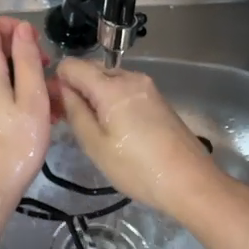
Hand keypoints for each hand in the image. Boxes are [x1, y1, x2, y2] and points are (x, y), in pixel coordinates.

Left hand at [0, 17, 53, 211]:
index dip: (12, 26)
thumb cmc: (16, 144)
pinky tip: (39, 113)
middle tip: (47, 72)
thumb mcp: (32, 99)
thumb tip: (23, 29)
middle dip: (22, 51)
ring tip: (50, 97)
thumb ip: (27, 60)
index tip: (37, 45)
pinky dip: (16, 91)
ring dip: (24, 75)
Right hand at [55, 58, 219, 214]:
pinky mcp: (158, 99)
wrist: (192, 183)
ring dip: (95, 96)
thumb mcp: (95, 145)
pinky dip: (113, 101)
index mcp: (111, 86)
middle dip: (76, 88)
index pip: (72, 65)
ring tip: (95, 129)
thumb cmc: (138, 168)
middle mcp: (130, 77)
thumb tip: (61, 89)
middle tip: (70, 120)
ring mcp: (147, 87)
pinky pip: (125, 90)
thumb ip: (74, 111)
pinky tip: (117, 129)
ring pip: (108, 80)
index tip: (56, 106)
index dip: (58, 81)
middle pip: (91, 69)